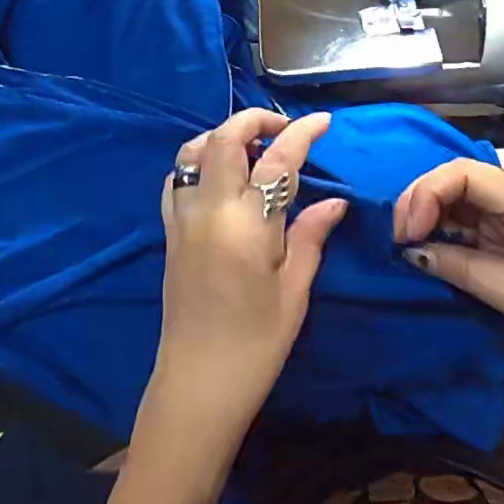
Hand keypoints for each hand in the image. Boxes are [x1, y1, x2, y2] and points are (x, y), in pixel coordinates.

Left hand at [156, 110, 347, 418]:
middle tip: (284, 127)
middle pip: (224, 138)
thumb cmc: (255, 343)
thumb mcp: (294, 291)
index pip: (276, 159)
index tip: (324, 121)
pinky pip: (178, 177)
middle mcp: (209, 210)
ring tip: (253, 147)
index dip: (302, 132)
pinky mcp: (169, 232)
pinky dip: (199, 160)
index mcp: (246, 225)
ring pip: (193, 150)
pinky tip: (221, 175)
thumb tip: (334, 201)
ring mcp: (182, 218)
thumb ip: (311, 235)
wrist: (197, 385)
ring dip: (223, 135)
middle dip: (255, 118)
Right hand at [393, 159, 503, 395]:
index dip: (427, 192)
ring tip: (407, 248)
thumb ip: (463, 268)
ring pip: (464, 208)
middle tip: (399, 240)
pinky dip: (448, 243)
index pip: (464, 173)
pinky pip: (474, 236)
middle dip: (423, 202)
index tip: (406, 233)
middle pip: (460, 184)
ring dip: (432, 221)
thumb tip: (411, 251)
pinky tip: (431, 258)